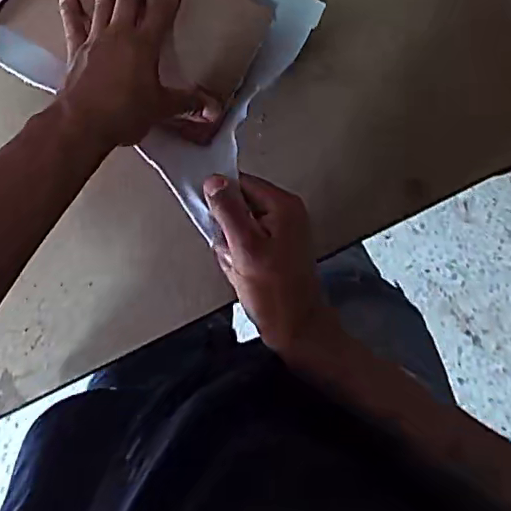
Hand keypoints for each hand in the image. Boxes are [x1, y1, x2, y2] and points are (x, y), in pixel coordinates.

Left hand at [56, 0, 219, 148]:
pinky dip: (71, 11)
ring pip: (103, 2)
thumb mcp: (162, 108)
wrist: (80, 124)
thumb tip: (216, 110)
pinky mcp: (77, 52)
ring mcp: (96, 40)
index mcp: (145, 44)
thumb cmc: (124, 113)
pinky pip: (75, 26)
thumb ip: (188, 103)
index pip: (163, 9)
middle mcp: (120, 34)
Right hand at [206, 173, 344, 361]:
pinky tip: (244, 273)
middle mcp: (286, 212)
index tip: (214, 219)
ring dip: (231, 247)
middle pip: (239, 204)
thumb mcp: (245, 248)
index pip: (241, 182)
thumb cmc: (277, 294)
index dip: (222, 199)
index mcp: (283, 205)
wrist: (296, 328)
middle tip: (234, 252)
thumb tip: (214, 181)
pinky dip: (238, 258)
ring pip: (238, 227)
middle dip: (227, 229)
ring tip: (241, 267)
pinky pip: (245, 244)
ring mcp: (281, 230)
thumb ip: (228, 211)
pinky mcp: (275, 247)